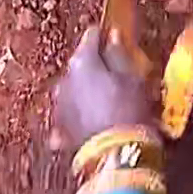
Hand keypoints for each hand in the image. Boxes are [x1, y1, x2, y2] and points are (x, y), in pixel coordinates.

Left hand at [53, 26, 156, 150]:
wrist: (115, 158)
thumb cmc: (128, 110)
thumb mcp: (132, 75)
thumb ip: (119, 52)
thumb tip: (112, 36)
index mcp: (82, 61)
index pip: (91, 35)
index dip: (104, 35)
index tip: (117, 39)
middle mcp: (65, 78)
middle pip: (81, 61)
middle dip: (96, 63)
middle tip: (117, 70)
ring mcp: (60, 105)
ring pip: (75, 86)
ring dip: (87, 87)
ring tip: (107, 96)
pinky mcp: (60, 128)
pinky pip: (72, 111)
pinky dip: (81, 110)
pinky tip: (95, 116)